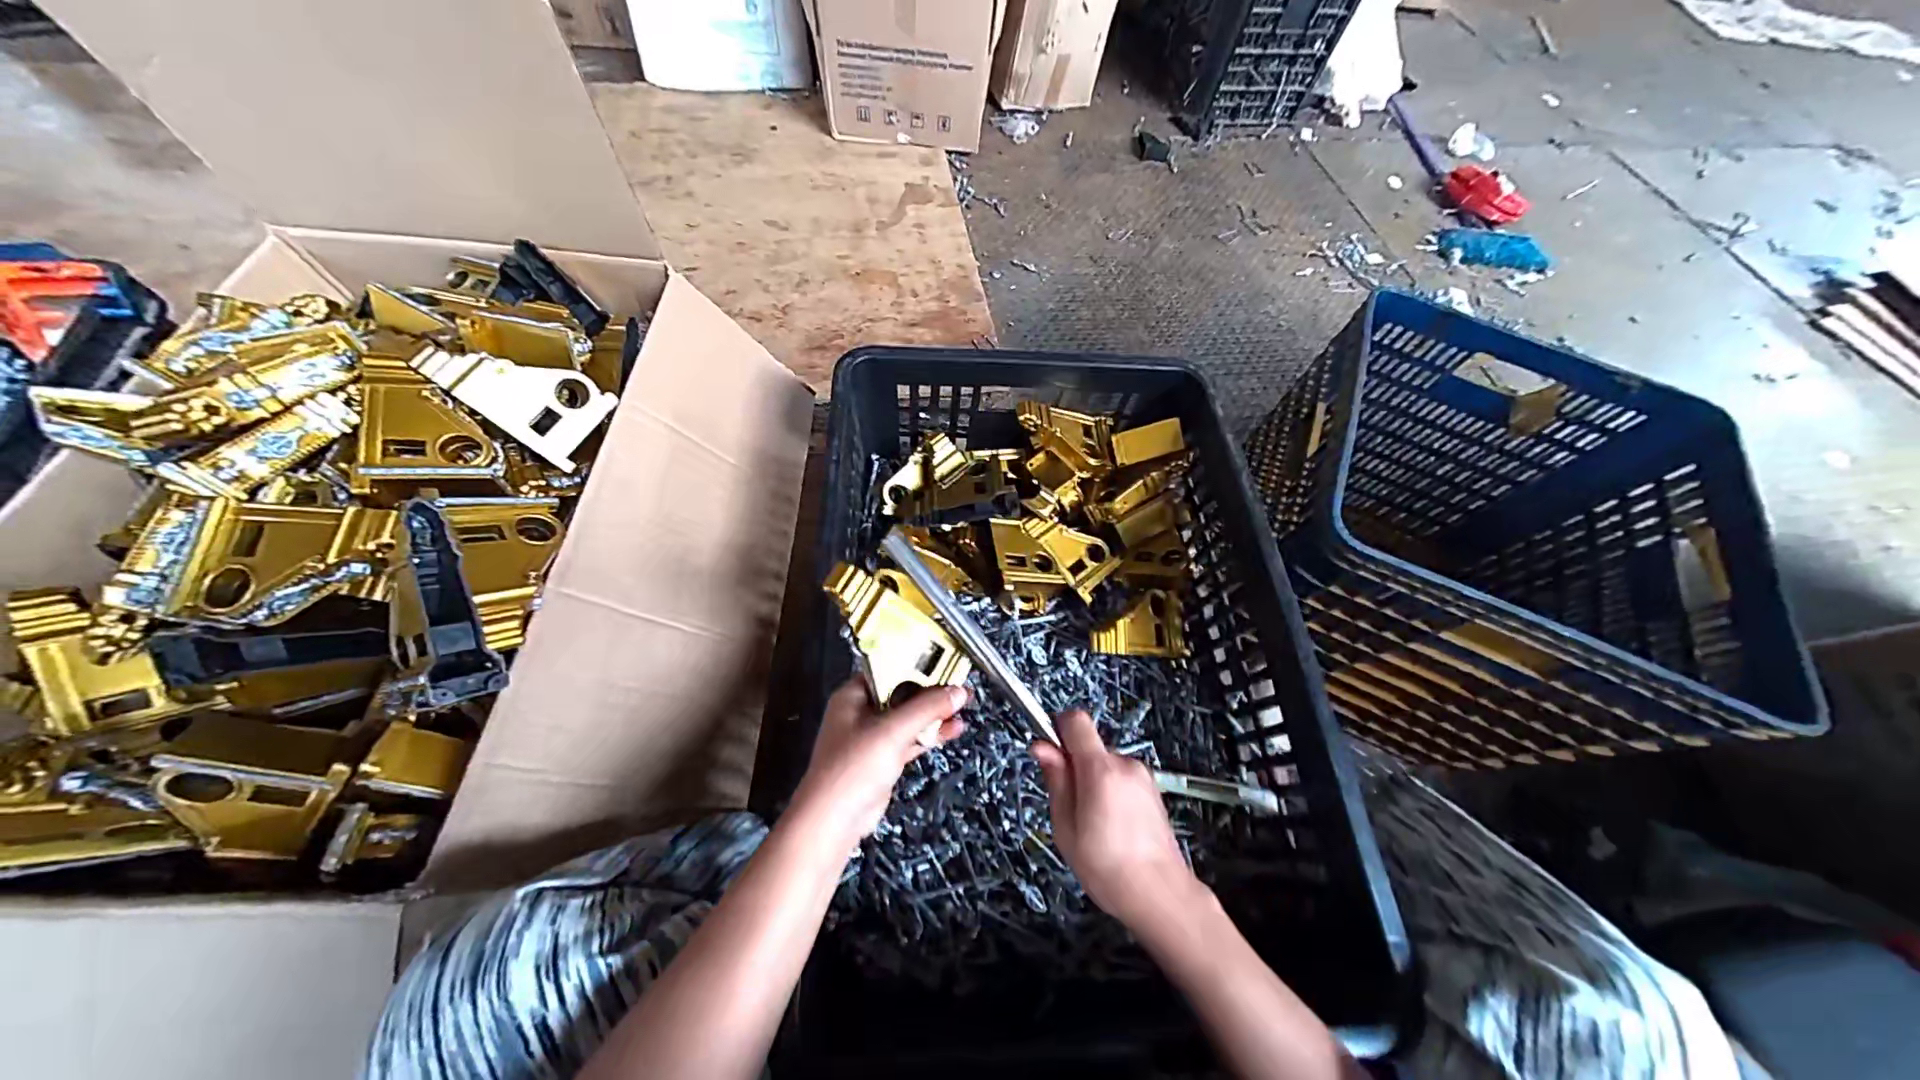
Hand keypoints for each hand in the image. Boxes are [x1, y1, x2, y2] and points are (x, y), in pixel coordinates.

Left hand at [793, 678, 968, 842]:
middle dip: (931, 689)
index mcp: (853, 695)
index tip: (945, 660)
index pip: (888, 668)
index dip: (916, 664)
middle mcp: (861, 711)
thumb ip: (926, 708)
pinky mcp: (884, 758)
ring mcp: (873, 736)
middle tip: (961, 683)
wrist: (834, 820)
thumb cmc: (854, 767)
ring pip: (909, 716)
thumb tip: (958, 691)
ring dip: (934, 712)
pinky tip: (953, 729)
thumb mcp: (892, 730)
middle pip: (901, 692)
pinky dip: (931, 734)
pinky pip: (911, 738)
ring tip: (964, 704)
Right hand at [1032, 709, 1205, 938]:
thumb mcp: (1066, 827)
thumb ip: (1055, 780)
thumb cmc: (1107, 868)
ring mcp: (1142, 777)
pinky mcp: (1152, 790)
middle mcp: (1125, 765)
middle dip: (1074, 767)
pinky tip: (1113, 827)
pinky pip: (1121, 778)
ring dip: (1093, 783)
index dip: (1057, 731)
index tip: (1050, 757)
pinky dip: (1111, 792)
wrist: (1160, 895)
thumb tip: (1042, 746)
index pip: (1076, 720)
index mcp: (1101, 770)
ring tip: (1094, 824)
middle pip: (1089, 746)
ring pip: (1104, 764)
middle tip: (1070, 808)